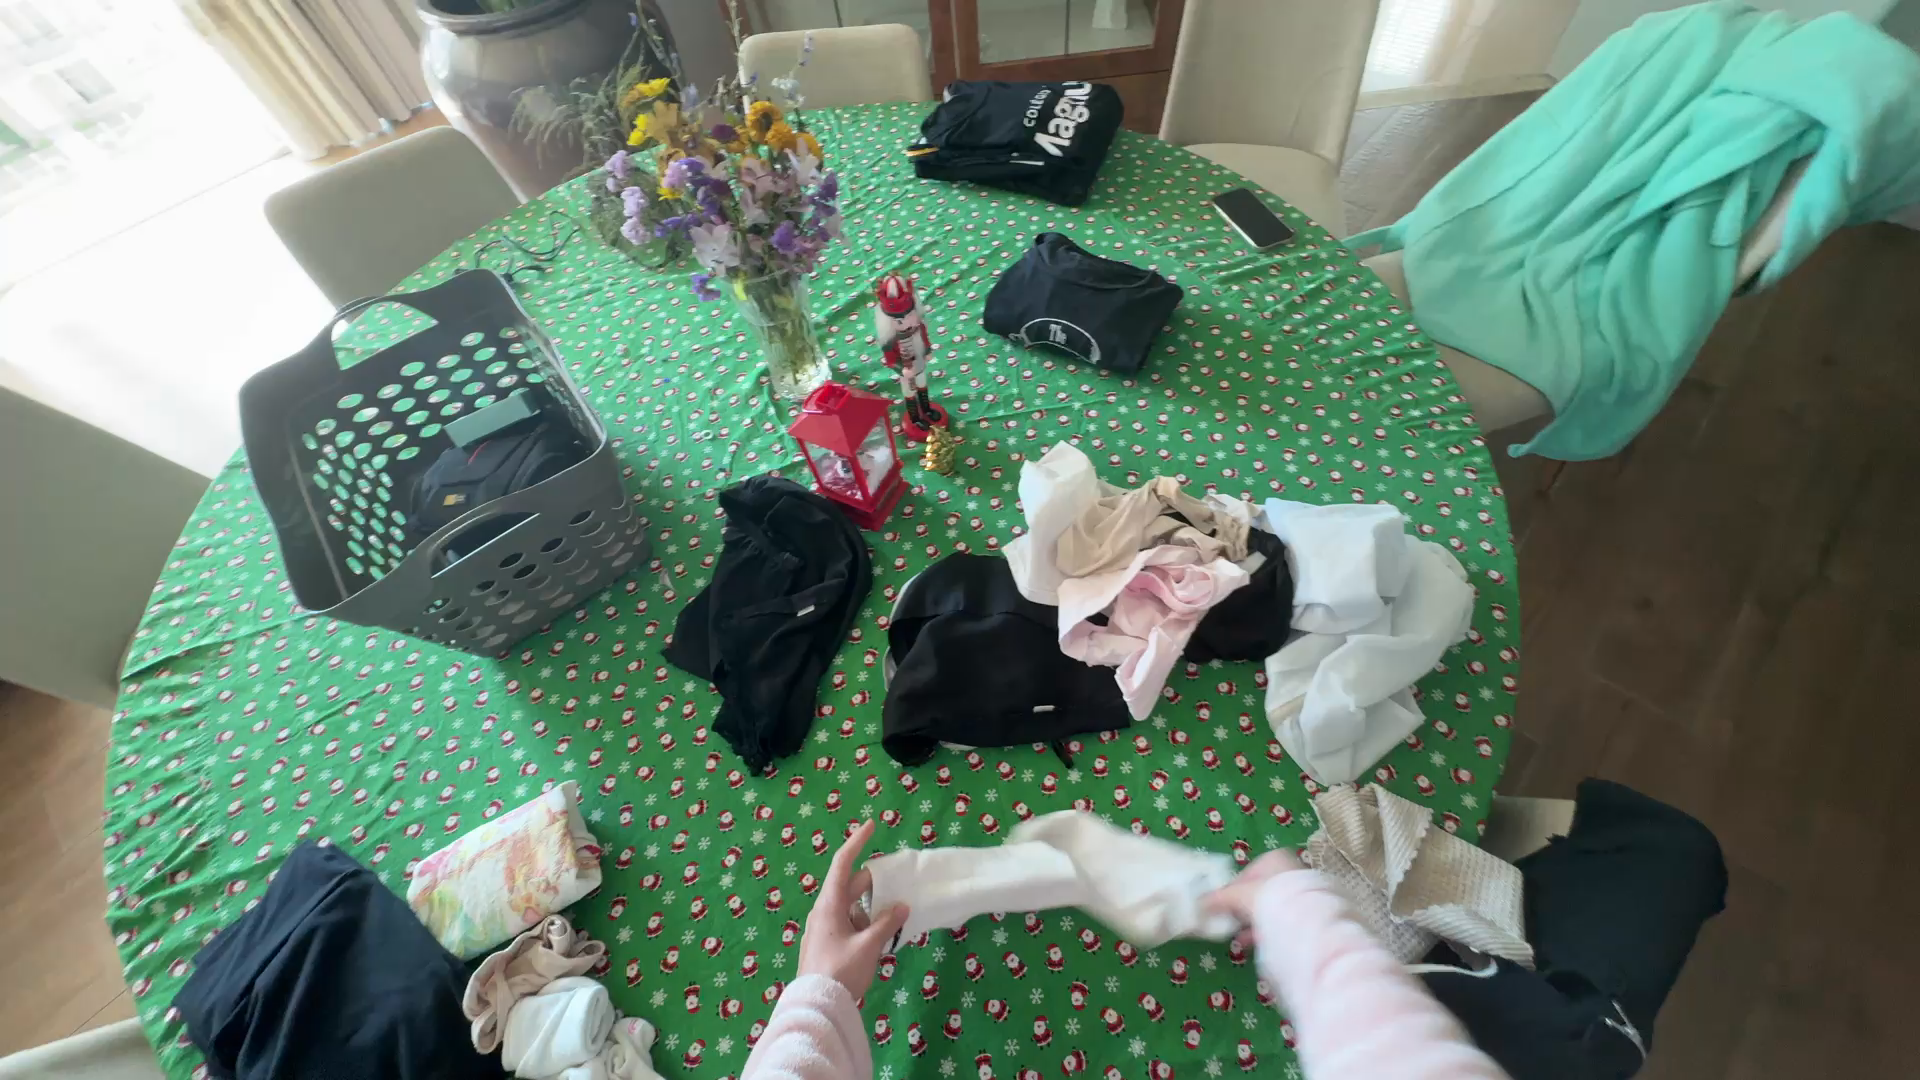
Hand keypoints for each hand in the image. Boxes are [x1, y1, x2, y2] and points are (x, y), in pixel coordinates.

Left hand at [796, 819, 909, 999]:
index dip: (857, 841)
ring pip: (851, 907)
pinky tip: (880, 939)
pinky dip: (865, 924)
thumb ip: (886, 923)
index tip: (872, 825)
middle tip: (897, 884)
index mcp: (829, 904)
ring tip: (894, 917)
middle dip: (874, 884)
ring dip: (871, 908)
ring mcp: (823, 929)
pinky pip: (849, 924)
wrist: (814, 1010)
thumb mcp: (868, 946)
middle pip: (851, 886)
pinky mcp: (826, 945)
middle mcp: (824, 911)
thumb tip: (901, 906)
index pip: (843, 862)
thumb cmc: (840, 971)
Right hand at [1202, 849, 1304, 945]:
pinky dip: (1268, 929)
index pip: (1245, 873)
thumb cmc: (1270, 897)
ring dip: (1254, 921)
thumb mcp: (1239, 894)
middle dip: (1243, 908)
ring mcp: (1300, 891)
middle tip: (1231, 922)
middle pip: (1258, 890)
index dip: (1232, 890)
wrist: (1308, 921)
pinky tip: (1257, 942)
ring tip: (1240, 937)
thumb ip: (1220, 898)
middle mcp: (1288, 870)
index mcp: (1272, 858)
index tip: (1223, 907)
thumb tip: (1200, 903)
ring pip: (1270, 907)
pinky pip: (1282, 920)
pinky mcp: (1308, 913)